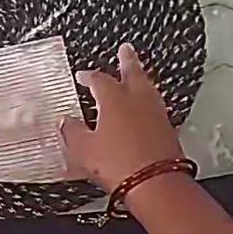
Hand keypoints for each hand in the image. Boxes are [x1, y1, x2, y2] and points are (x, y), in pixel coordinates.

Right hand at [61, 43, 186, 190]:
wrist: (156, 184)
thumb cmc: (118, 164)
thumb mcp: (84, 149)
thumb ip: (72, 132)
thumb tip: (65, 121)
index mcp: (114, 100)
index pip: (99, 80)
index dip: (89, 76)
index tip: (82, 76)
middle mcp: (136, 100)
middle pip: (132, 73)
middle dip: (127, 60)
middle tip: (126, 49)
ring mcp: (155, 113)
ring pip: (147, 87)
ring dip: (141, 77)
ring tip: (138, 73)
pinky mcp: (167, 129)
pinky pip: (156, 105)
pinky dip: (149, 99)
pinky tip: (146, 105)